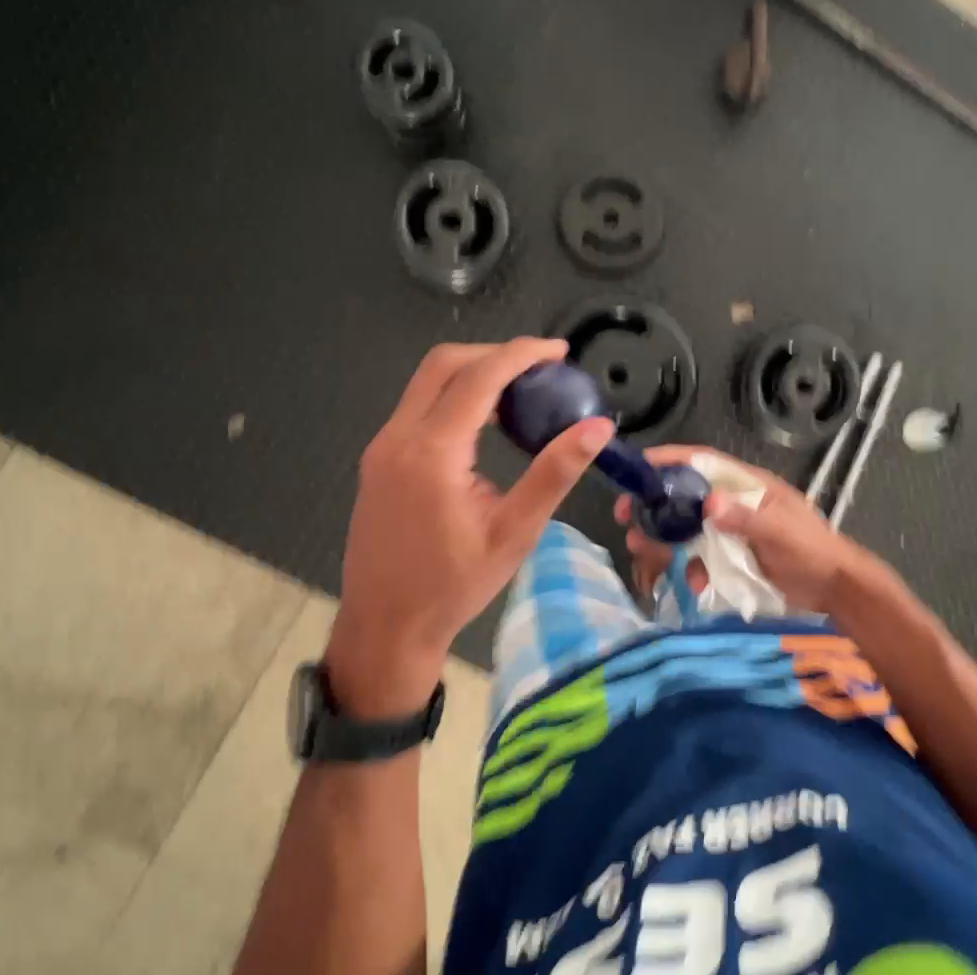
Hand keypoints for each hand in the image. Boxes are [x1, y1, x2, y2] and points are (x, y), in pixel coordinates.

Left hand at [327, 338, 613, 715]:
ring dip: (472, 374)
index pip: (479, 377)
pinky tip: (485, 424)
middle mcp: (399, 437)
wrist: (386, 625)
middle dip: (494, 354)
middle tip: (541, 368)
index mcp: (433, 452)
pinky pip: (417, 408)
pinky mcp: (378, 461)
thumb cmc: (455, 584)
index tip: (559, 352)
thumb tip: (597, 427)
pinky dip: (453, 398)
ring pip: (426, 383)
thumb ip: (555, 473)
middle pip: (444, 364)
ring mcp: (382, 448)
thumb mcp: (515, 532)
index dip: (521, 354)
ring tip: (521, 393)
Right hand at [616, 446, 869, 613]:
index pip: (704, 463)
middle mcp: (735, 504)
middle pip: (686, 497)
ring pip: (688, 530)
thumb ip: (745, 518)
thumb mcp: (780, 532)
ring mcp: (732, 532)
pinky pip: (702, 559)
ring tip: (641, 551)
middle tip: (626, 517)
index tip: (640, 465)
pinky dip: (693, 570)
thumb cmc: (812, 550)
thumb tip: (708, 503)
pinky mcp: (733, 558)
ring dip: (664, 540)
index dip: (672, 460)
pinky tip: (695, 585)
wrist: (834, 589)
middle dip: (655, 506)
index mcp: (748, 486)